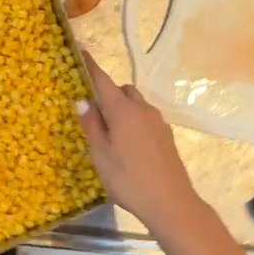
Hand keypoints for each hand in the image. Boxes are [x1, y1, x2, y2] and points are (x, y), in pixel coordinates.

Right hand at [76, 51, 207, 233]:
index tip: (82, 51)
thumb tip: (84, 100)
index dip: (91, 67)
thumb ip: (92, 126)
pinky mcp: (166, 136)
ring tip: (110, 132)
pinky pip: (145, 118)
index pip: (104, 81)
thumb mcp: (101, 155)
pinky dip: (133, 121)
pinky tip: (128, 144)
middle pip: (122, 91)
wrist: (170, 202)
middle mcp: (143, 110)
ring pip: (136, 104)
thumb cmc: (129, 180)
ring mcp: (157, 122)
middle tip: (93, 112)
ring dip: (122, 108)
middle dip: (108, 93)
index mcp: (123, 111)